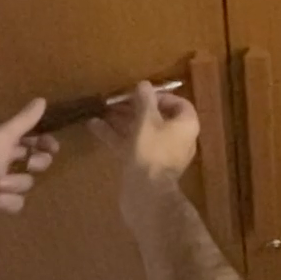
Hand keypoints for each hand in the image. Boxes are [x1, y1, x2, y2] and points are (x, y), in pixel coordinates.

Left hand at [0, 98, 57, 246]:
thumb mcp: (2, 137)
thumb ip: (23, 121)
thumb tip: (41, 100)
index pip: (26, 134)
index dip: (42, 140)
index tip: (54, 147)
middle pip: (31, 158)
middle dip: (35, 162)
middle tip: (31, 165)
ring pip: (24, 182)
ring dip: (13, 184)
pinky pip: (15, 202)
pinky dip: (5, 202)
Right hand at [89, 82, 197, 222]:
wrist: (145, 195)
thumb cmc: (151, 151)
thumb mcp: (147, 120)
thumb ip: (145, 100)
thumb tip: (143, 84)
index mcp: (185, 126)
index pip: (179, 104)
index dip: (160, 96)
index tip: (141, 93)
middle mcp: (177, 139)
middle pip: (157, 117)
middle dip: (135, 108)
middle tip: (117, 100)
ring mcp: (160, 154)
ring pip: (141, 131)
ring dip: (122, 120)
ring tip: (102, 110)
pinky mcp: (144, 165)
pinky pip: (132, 145)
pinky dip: (116, 136)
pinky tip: (95, 127)